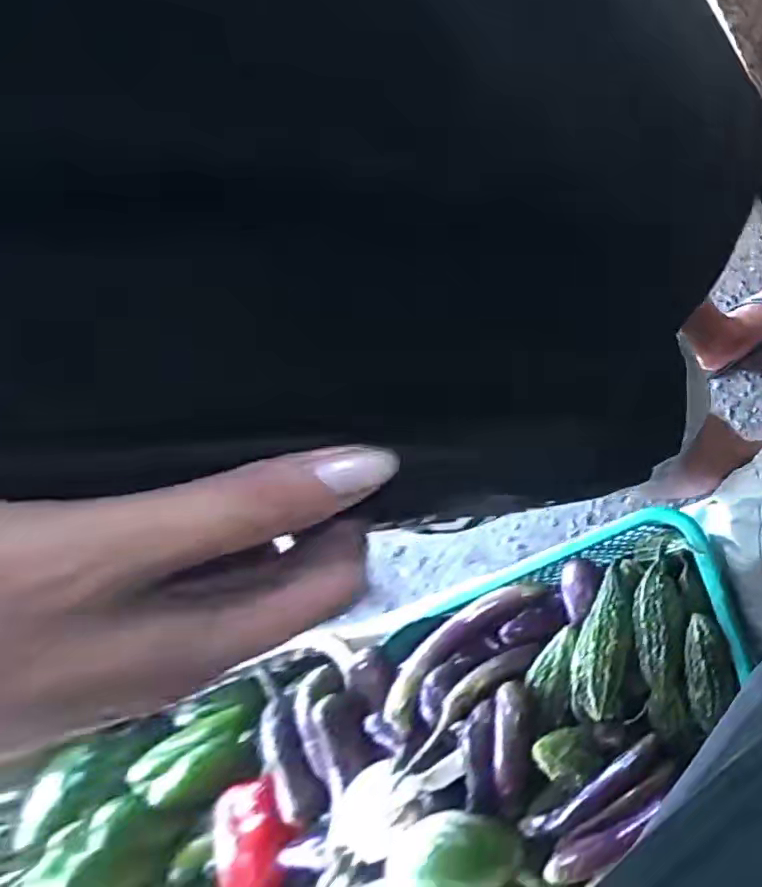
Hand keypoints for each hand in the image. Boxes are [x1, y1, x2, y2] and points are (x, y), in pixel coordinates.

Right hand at [0, 447, 393, 756]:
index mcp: (205, 646)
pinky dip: (167, 542)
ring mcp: (97, 659)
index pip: (339, 581)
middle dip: (307, 520)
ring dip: (239, 527)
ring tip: (235, 463)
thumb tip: (377, 465)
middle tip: (300, 451)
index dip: (355, 522)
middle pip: (283, 582)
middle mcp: (167, 660)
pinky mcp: (34, 646)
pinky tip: (145, 499)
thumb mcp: (99, 549)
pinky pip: (137, 588)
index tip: (346, 465)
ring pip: (212, 583)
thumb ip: (245, 510)